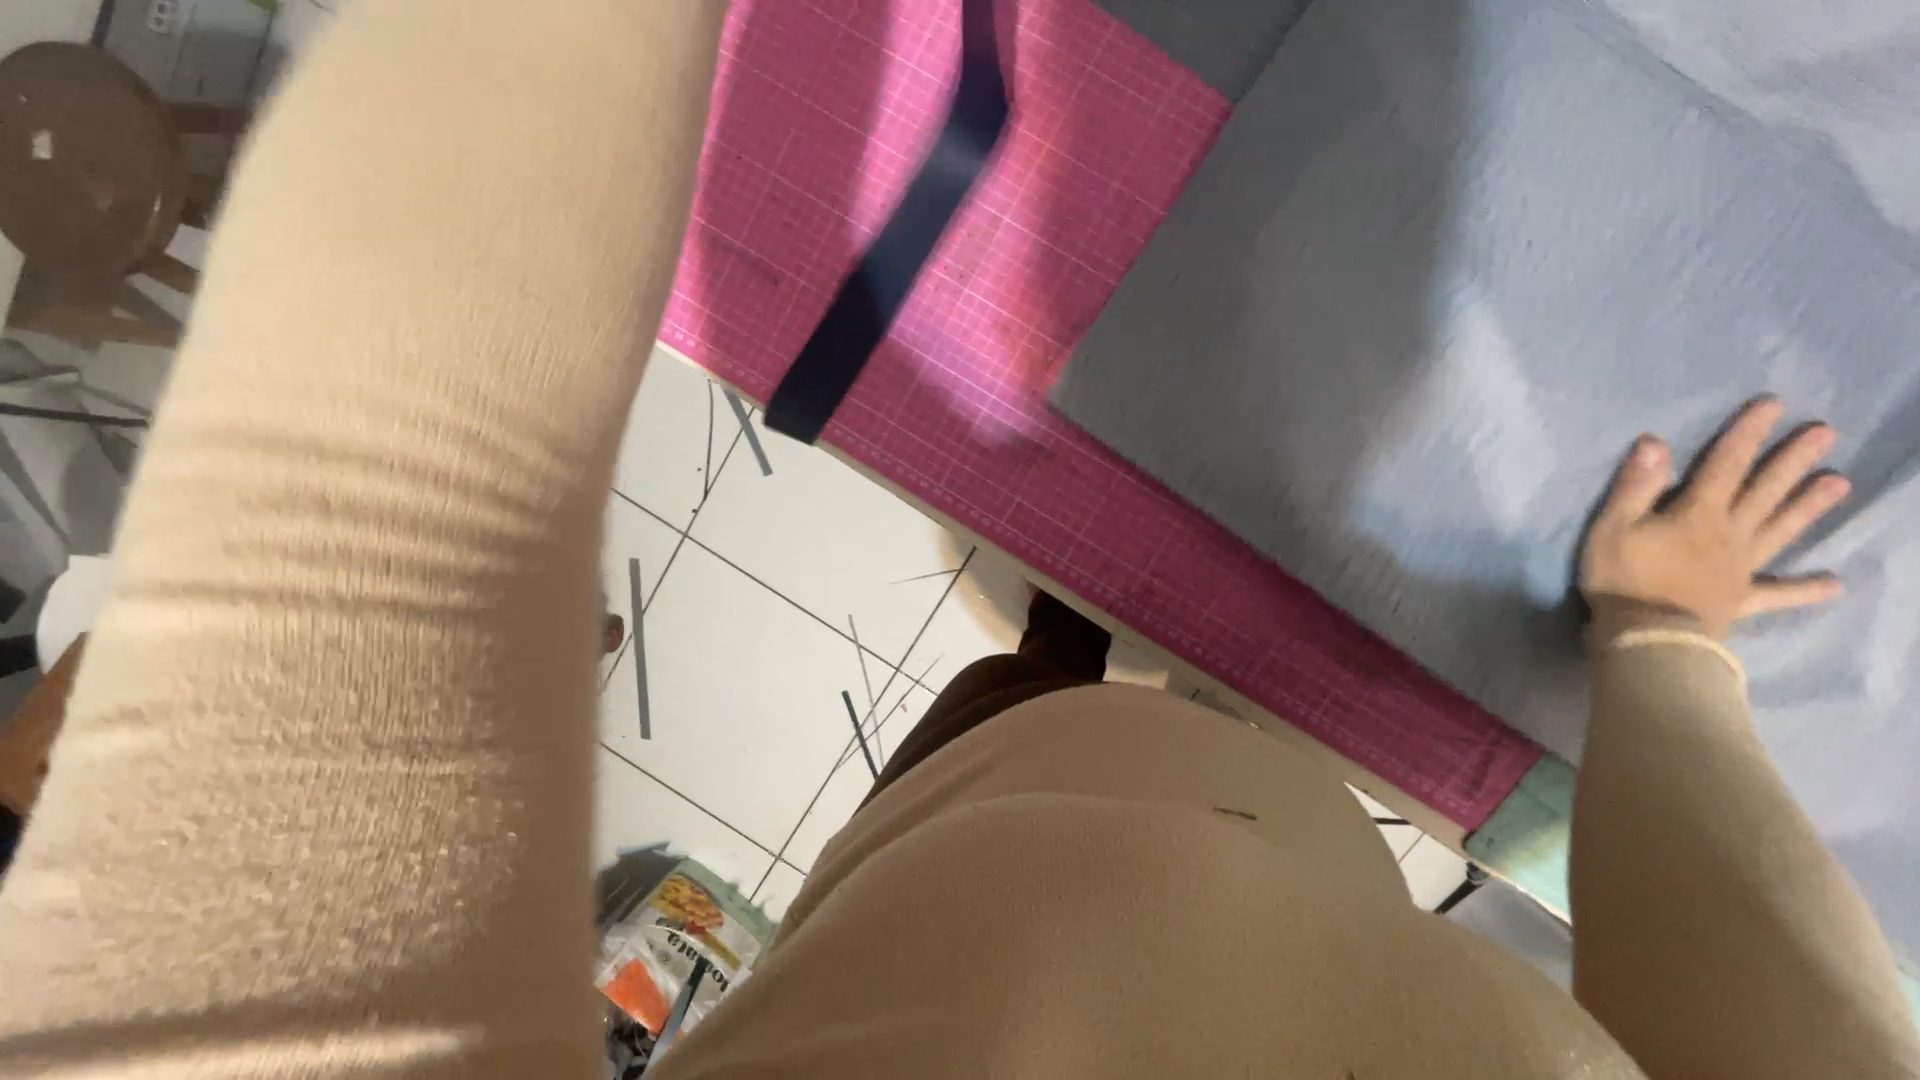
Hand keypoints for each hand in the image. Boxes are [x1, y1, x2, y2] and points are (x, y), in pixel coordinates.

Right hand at [1580, 398, 1850, 639]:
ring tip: (1841, 483)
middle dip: (1791, 461)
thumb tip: (1655, 441)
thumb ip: (1635, 486)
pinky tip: (1834, 585)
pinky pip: (1778, 594)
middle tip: (1825, 433)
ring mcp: (1741, 569)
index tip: (1774, 405)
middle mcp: (1729, 535)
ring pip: (1779, 530)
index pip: (1724, 466)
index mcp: (1697, 515)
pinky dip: (1805, 590)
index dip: (1747, 435)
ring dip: (1809, 508)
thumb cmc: (1622, 578)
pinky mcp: (1740, 600)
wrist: (1647, 635)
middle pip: (1763, 492)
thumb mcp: (1612, 526)